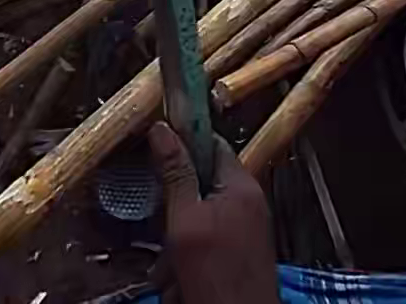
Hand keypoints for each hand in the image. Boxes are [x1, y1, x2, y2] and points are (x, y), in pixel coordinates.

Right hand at [149, 122, 278, 303]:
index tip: (156, 145)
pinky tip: (178, 273)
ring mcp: (247, 229)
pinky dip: (189, 248)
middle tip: (161, 216)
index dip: (183, 139)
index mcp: (242, 186)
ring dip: (179, 228)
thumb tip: (161, 127)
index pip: (211, 141)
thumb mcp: (185, 220)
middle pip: (203, 175)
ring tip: (170, 257)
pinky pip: (208, 233)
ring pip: (201, 208)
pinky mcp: (240, 252)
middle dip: (176, 195)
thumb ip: (174, 173)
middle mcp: (249, 202)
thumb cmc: (215, 278)